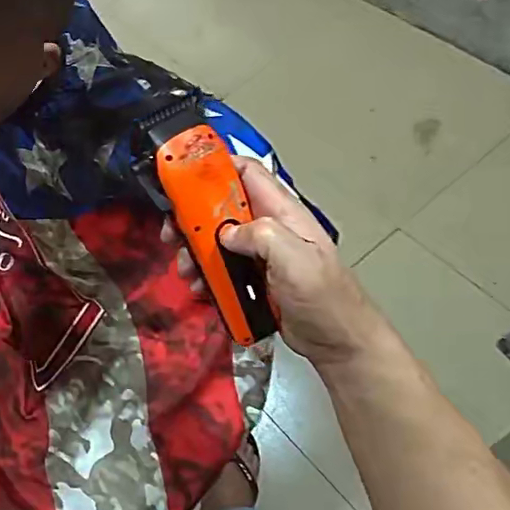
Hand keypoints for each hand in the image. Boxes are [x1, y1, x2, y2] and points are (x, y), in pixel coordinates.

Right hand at [168, 158, 389, 367]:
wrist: (338, 342)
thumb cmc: (325, 298)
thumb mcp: (296, 260)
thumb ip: (262, 236)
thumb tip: (225, 234)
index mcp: (281, 212)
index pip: (246, 172)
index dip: (215, 167)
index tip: (182, 176)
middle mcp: (267, 226)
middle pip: (221, 206)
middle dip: (193, 217)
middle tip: (172, 233)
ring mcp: (259, 254)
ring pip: (216, 240)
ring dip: (195, 252)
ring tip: (186, 270)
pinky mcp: (252, 278)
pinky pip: (221, 269)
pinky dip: (207, 276)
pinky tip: (201, 290)